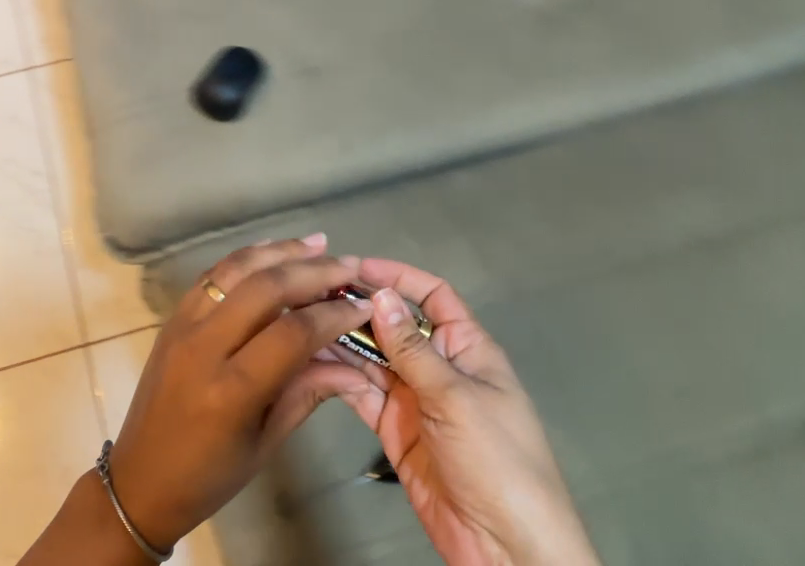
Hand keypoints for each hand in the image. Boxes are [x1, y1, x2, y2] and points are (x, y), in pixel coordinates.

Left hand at [108, 234, 372, 548]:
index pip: (292, 334)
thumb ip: (309, 392)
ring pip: (234, 270)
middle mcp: (203, 347)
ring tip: (316, 244)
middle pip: (264, 289)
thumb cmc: (210, 474)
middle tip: (347, 264)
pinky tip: (270, 252)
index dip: (332, 314)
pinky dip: (244, 259)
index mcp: (231, 390)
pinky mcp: (171, 318)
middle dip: (311, 271)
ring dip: (278, 252)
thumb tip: (357, 366)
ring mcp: (182, 326)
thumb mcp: (267, 442)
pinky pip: (211, 276)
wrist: (140, 479)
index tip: (363, 304)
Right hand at [308, 259, 600, 565]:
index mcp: (467, 348)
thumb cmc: (498, 460)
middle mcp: (437, 365)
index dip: (397, 277)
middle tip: (311, 294)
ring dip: (340, 340)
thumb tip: (378, 295)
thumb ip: (412, 348)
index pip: (432, 295)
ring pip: (370, 357)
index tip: (355, 267)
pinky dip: (337, 377)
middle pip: (393, 324)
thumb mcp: (456, 397)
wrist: (505, 548)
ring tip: (299, 321)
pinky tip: (309, 361)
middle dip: (356, 308)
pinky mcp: (393, 428)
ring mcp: (413, 398)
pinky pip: (361, 392)